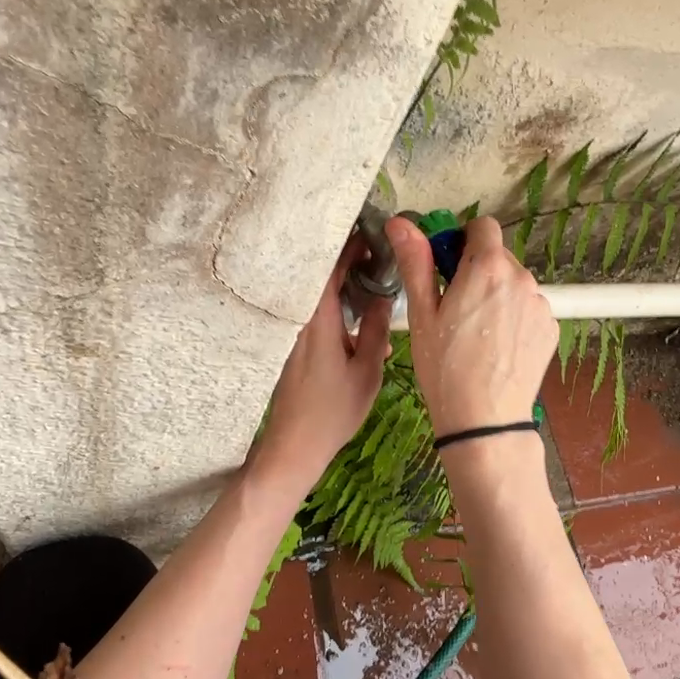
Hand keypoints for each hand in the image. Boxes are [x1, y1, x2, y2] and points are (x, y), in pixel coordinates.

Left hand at [253, 239, 390, 485]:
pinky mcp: (294, 344)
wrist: (294, 445)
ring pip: (318, 293)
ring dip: (344, 281)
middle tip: (378, 250)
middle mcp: (300, 318)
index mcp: (318, 319)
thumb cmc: (333, 411)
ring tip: (375, 277)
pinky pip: (315, 311)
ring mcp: (294, 331)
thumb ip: (376, 328)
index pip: (328, 266)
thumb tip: (384, 295)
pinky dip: (336, 303)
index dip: (349, 245)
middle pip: (320, 274)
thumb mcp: (367, 370)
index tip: (372, 233)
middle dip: (348, 258)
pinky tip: (360, 314)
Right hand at [386, 215, 556, 436]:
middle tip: (455, 307)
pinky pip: (528, 308)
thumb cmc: (446, 367)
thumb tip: (400, 223)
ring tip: (476, 333)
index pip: (483, 226)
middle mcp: (521, 278)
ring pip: (514, 284)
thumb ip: (415, 262)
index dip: (462, 241)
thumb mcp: (422, 313)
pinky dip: (513, 318)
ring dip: (497, 295)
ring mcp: (540, 304)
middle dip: (477, 271)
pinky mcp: (550, 328)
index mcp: (487, 267)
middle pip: (498, 256)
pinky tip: (495, 347)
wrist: (484, 418)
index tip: (448, 266)